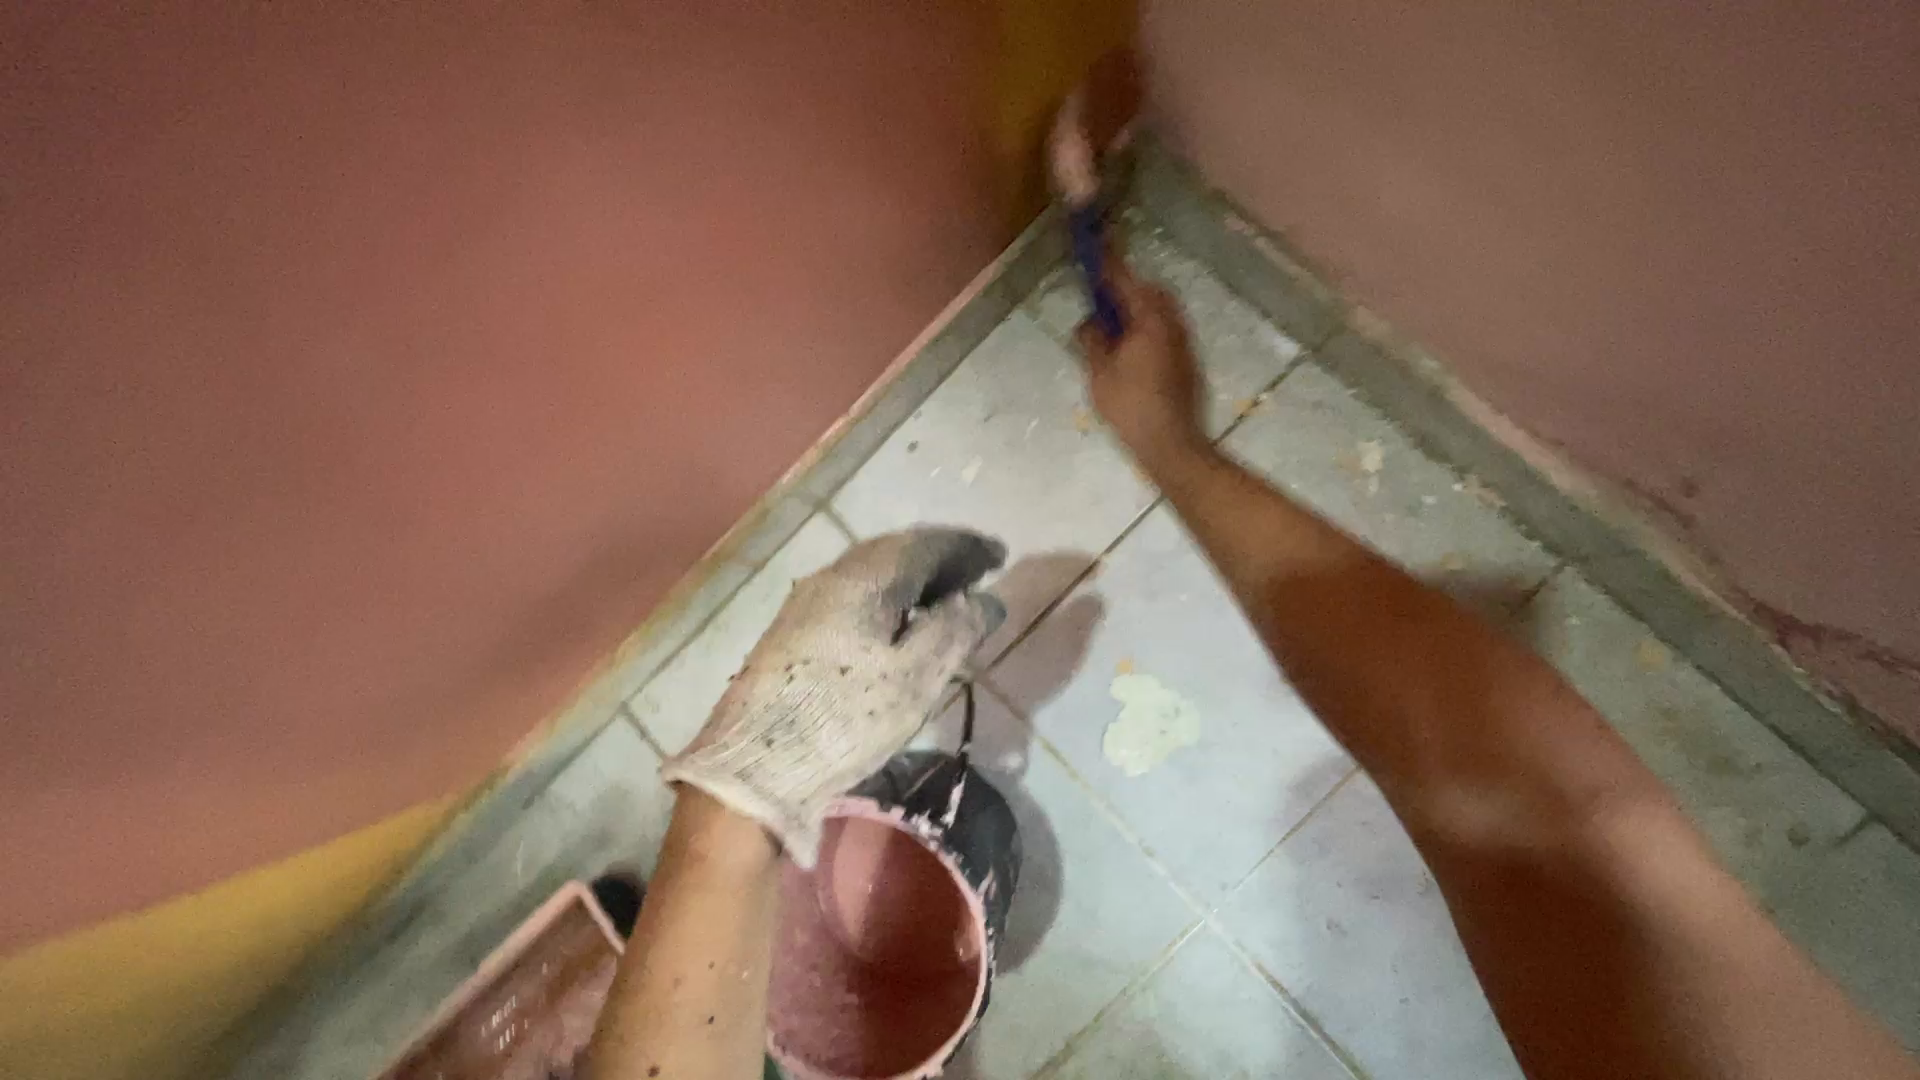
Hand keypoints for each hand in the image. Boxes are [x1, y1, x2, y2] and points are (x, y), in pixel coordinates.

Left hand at [661, 528, 1005, 864]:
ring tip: (943, 599)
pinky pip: (852, 596)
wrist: (754, 767)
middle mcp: (829, 578)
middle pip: (893, 553)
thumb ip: (954, 630)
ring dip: (912, 580)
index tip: (998, 557)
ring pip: (870, 575)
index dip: (965, 547)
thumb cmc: (844, 719)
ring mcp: (805, 604)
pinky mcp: (792, 633)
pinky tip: (897, 624)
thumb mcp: (914, 679)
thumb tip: (984, 599)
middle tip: (976, 575)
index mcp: (862, 579)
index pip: (924, 544)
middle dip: (940, 560)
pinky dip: (888, 598)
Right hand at [1073, 261, 1207, 468]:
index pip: (1123, 279)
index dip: (1106, 263)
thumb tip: (1090, 322)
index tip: (1093, 244)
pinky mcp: (1186, 360)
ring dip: (1136, 310)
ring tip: (1112, 329)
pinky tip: (1129, 351)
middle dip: (1124, 288)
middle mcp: (1172, 322)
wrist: (1171, 443)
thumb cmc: (1130, 407)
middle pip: (1147, 292)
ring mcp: (1183, 342)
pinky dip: (1145, 329)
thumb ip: (1092, 340)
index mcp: (1149, 318)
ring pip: (1158, 312)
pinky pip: (1164, 331)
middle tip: (1100, 296)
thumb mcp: (1099, 373)